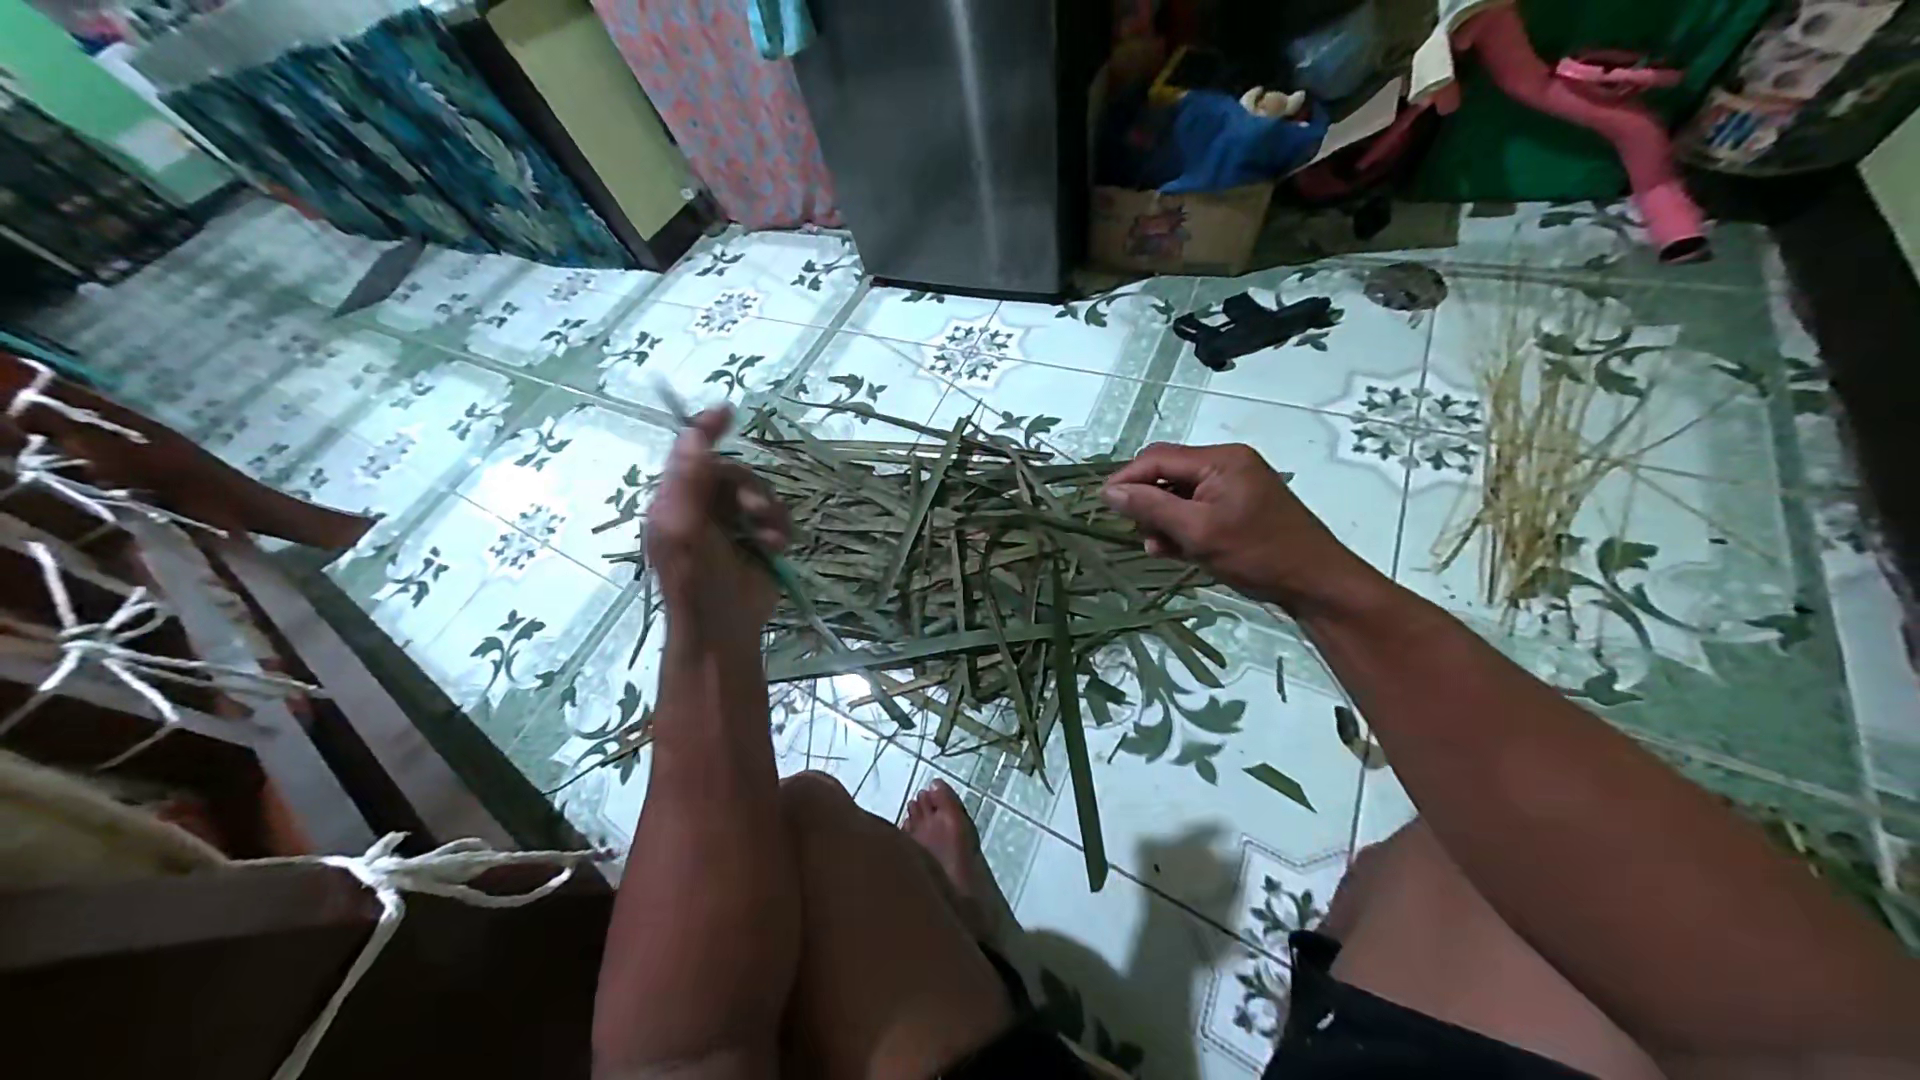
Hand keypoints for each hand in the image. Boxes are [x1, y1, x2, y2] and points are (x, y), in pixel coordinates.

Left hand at [646, 407, 790, 636]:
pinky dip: (781, 528)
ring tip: (769, 537)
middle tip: (754, 512)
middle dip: (750, 489)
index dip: (707, 431)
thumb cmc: (696, 582)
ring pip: (760, 493)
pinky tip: (777, 547)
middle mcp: (704, 507)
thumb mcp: (683, 528)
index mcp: (677, 501)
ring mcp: (733, 525)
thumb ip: (687, 478)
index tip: (728, 412)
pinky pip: (777, 517)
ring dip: (770, 512)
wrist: (725, 629)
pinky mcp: (760, 540)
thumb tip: (695, 430)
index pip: (691, 455)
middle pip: (734, 473)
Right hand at [1101, 442, 1383, 614]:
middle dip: (1147, 503)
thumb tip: (1109, 491)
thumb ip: (1151, 507)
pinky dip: (1182, 528)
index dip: (1127, 479)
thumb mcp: (1198, 531)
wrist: (1316, 583)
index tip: (1103, 504)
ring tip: (1161, 548)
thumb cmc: (1258, 554)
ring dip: (1163, 520)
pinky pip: (1196, 510)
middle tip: (1140, 533)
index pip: (1158, 458)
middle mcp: (1226, 465)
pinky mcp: (1237, 508)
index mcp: (1221, 460)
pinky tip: (1177, 550)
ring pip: (1178, 495)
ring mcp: (1233, 486)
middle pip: (1167, 474)